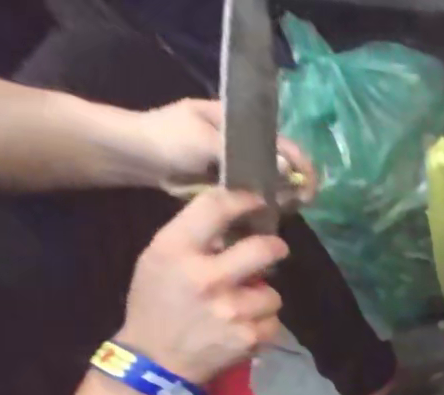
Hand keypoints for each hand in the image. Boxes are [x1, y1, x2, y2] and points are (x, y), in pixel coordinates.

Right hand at [117, 189, 288, 383]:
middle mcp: (207, 277)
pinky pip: (273, 323)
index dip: (243, 200)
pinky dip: (263, 325)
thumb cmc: (156, 304)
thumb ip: (192, 240)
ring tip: (245, 306)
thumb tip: (236, 226)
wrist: (156, 360)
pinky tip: (244, 328)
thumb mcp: (159, 259)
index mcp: (176, 250)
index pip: (215, 208)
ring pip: (272, 294)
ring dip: (263, 299)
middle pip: (262, 250)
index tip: (257, 201)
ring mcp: (232, 310)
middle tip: (277, 249)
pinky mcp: (248, 338)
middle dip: (275, 248)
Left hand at [130, 99, 318, 202]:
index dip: (300, 162)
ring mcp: (237, 169)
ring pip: (272, 185)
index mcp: (240, 125)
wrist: (135, 155)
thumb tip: (285, 170)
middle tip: (304, 202)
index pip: (281, 141)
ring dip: (284, 199)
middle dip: (297, 183)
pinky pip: (255, 199)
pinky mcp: (228, 189)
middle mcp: (243, 146)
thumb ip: (242, 156)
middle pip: (282, 165)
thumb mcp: (203, 139)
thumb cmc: (167, 137)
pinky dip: (266, 209)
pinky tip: (270, 220)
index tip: (308, 183)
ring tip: (289, 212)